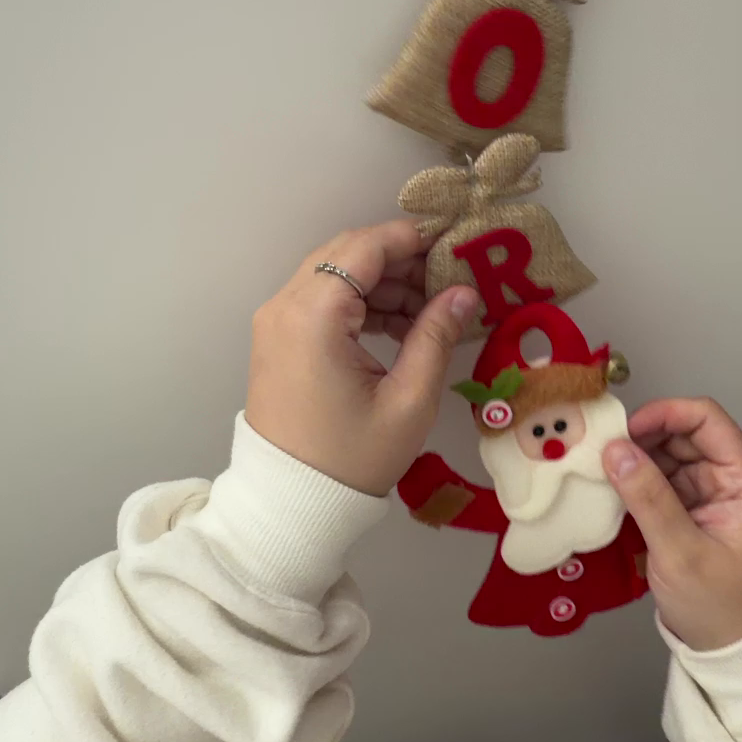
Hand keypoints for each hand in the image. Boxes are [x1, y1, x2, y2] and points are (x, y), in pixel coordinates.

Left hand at [246, 220, 478, 495]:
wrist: (290, 503)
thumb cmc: (352, 458)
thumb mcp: (408, 400)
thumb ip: (436, 335)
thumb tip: (464, 292)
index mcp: (314, 316)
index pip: (364, 247)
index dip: (412, 238)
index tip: (453, 247)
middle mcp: (286, 306)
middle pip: (347, 253)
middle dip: (400, 259)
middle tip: (446, 282)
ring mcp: (276, 321)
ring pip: (335, 273)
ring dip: (382, 281)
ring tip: (429, 310)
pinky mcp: (278, 337)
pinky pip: (322, 299)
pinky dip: (360, 301)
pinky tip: (399, 325)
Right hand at [603, 398, 741, 650]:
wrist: (733, 654)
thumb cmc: (720, 607)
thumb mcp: (681, 553)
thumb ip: (648, 498)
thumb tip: (615, 450)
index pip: (707, 420)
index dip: (666, 414)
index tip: (626, 431)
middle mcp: (727, 479)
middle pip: (682, 434)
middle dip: (643, 438)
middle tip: (603, 454)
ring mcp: (706, 494)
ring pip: (665, 455)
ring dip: (635, 460)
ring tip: (602, 473)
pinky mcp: (686, 511)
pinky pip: (657, 480)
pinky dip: (634, 481)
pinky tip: (612, 491)